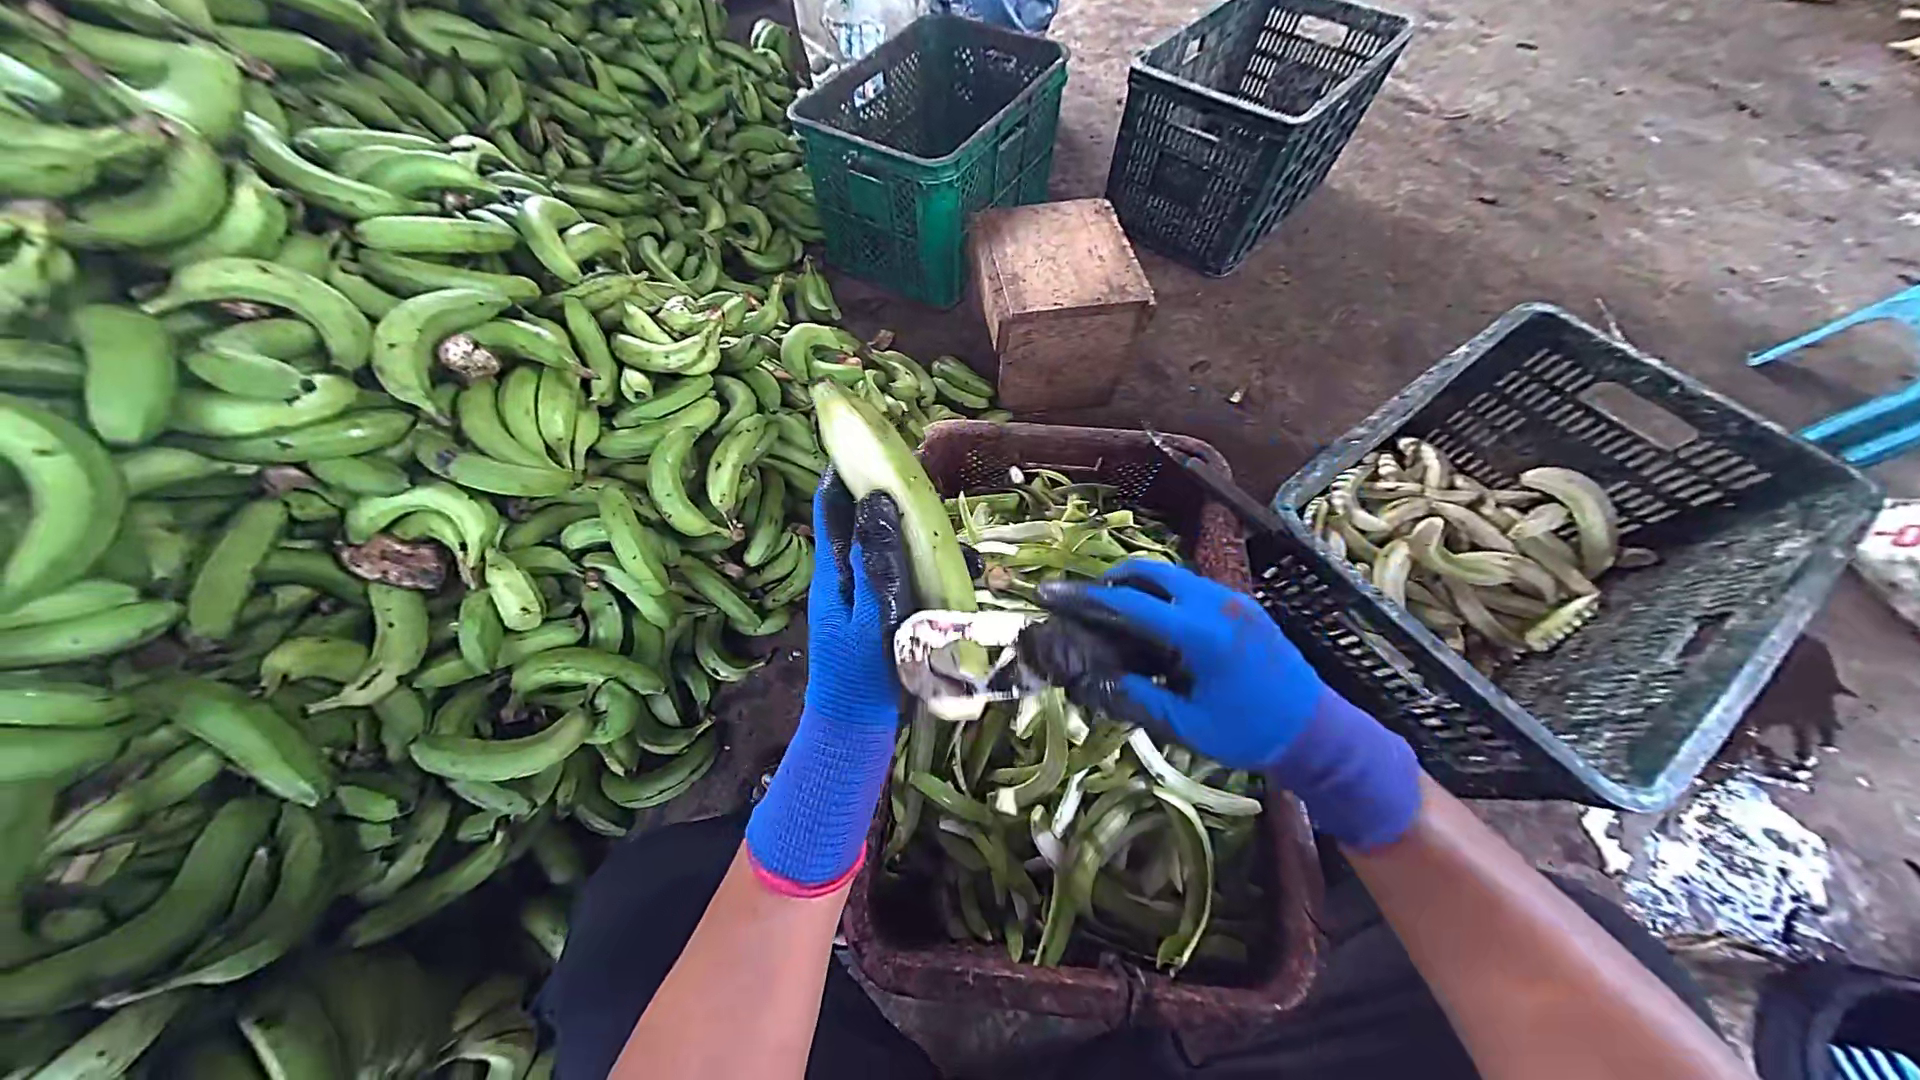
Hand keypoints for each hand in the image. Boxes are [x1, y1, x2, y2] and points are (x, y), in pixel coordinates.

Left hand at [745, 469, 908, 894]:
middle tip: (913, 472)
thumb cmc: (862, 672)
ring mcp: (860, 592)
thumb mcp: (871, 613)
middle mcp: (843, 573)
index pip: (832, 506)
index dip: (844, 471)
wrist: (857, 723)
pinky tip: (944, 559)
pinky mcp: (877, 609)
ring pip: (880, 543)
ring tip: (932, 512)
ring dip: (903, 525)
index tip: (866, 440)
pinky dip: (915, 558)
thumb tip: (878, 499)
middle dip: (881, 492)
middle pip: (858, 519)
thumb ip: (875, 559)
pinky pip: (895, 571)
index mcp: (833, 569)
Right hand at [1035, 559, 1422, 850]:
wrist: (1319, 733)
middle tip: (1087, 598)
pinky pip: (1193, 587)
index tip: (1054, 593)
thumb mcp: (1188, 724)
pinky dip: (1166, 592)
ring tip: (1117, 608)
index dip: (1087, 597)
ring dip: (1141, 584)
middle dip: (1113, 578)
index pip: (1131, 603)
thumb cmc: (1251, 733)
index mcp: (1202, 634)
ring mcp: (1234, 600)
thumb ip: (1140, 698)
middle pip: (1152, 571)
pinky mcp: (1244, 605)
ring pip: (1174, 575)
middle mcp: (1217, 604)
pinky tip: (1157, 620)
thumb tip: (1096, 681)